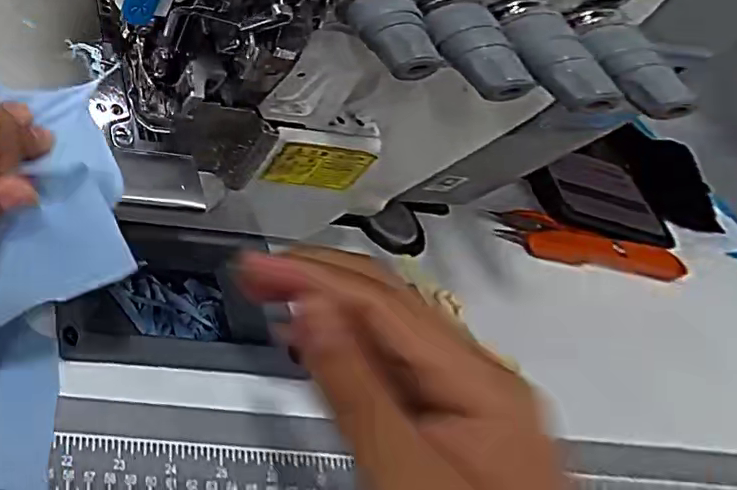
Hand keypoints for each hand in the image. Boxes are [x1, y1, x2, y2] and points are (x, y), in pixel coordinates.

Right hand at [238, 248, 567, 489]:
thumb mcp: (404, 469)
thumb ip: (353, 383)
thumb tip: (309, 306)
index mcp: (482, 383)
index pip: (376, 298)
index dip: (307, 274)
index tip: (255, 267)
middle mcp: (482, 378)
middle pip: (382, 297)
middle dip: (310, 276)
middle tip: (254, 272)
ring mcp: (471, 396)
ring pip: (382, 320)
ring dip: (320, 300)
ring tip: (270, 292)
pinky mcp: (452, 417)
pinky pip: (385, 353)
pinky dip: (339, 335)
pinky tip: (311, 333)